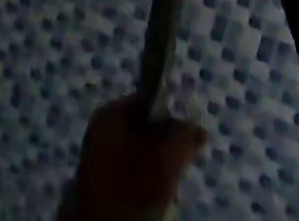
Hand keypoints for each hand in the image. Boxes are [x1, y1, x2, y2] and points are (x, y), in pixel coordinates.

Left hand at [62, 96, 206, 220]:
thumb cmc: (132, 185)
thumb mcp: (166, 154)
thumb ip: (184, 134)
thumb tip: (198, 129)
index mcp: (109, 114)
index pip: (148, 101)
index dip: (172, 115)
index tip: (189, 135)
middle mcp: (101, 132)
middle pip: (146, 130)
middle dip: (166, 145)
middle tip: (180, 163)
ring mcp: (100, 161)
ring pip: (142, 156)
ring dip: (160, 169)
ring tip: (167, 183)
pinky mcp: (104, 188)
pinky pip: (134, 177)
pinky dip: (148, 187)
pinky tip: (155, 197)